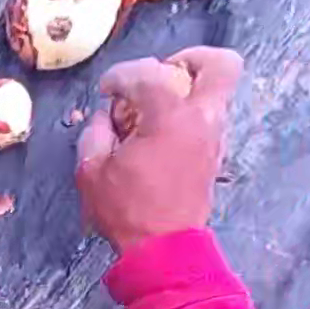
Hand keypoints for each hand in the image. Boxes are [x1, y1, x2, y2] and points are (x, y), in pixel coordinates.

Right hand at [75, 46, 244, 252]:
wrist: (161, 248)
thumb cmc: (126, 211)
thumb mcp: (91, 172)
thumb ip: (94, 134)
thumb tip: (104, 119)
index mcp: (169, 117)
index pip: (147, 73)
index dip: (120, 75)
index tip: (105, 90)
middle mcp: (201, 119)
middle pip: (218, 64)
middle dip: (188, 60)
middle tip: (158, 76)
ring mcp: (213, 138)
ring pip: (216, 92)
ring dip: (186, 92)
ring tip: (153, 112)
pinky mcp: (213, 156)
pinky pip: (208, 119)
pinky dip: (187, 116)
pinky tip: (158, 137)